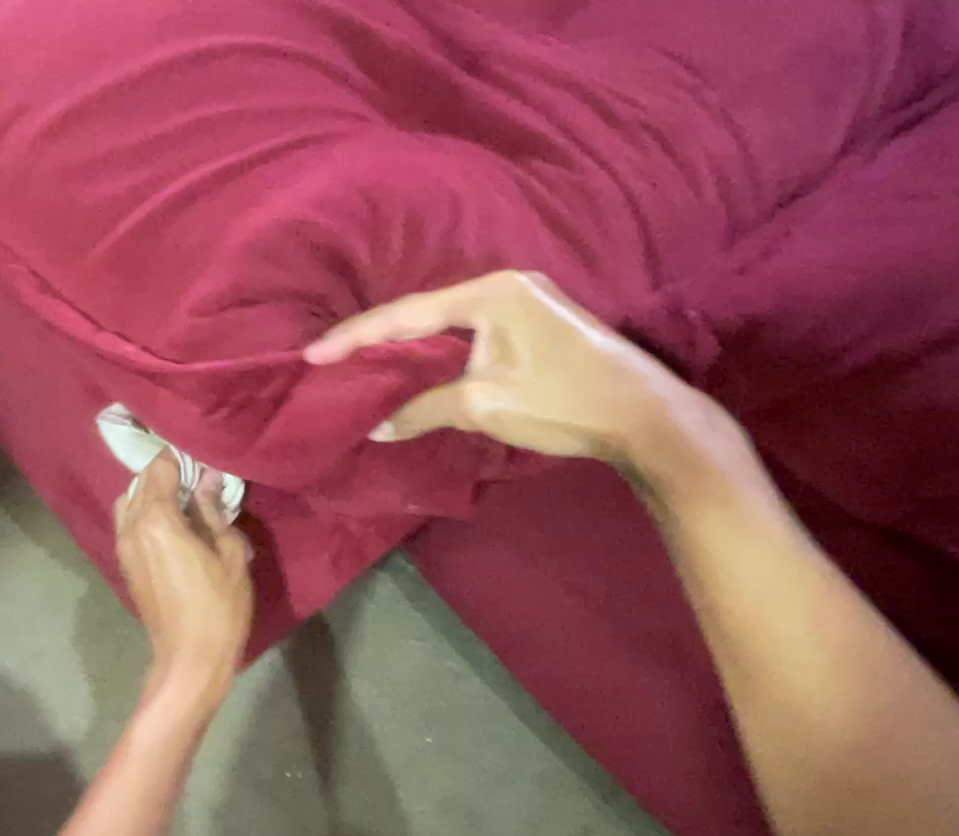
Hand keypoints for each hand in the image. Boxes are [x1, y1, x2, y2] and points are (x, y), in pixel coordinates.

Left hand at [115, 451, 253, 700]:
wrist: (189, 658)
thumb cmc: (219, 607)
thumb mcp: (229, 555)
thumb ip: (214, 512)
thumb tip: (209, 480)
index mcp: (156, 520)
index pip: (160, 469)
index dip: (180, 457)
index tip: (201, 454)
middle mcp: (131, 527)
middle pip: (141, 482)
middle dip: (166, 472)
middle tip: (197, 473)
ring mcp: (123, 547)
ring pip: (128, 502)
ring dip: (151, 492)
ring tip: (182, 497)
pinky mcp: (125, 564)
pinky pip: (128, 523)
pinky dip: (144, 512)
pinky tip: (171, 521)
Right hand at [304, 270, 720, 468]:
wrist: (644, 416)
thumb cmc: (563, 403)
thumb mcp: (484, 406)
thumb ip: (423, 410)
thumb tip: (375, 428)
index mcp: (491, 294)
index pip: (407, 315)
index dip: (357, 337)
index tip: (314, 354)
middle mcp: (506, 285)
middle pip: (424, 311)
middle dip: (376, 335)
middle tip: (330, 356)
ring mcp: (524, 300)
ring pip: (445, 321)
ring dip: (405, 342)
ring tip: (360, 359)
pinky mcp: (534, 322)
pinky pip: (467, 331)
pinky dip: (434, 348)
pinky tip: (412, 361)